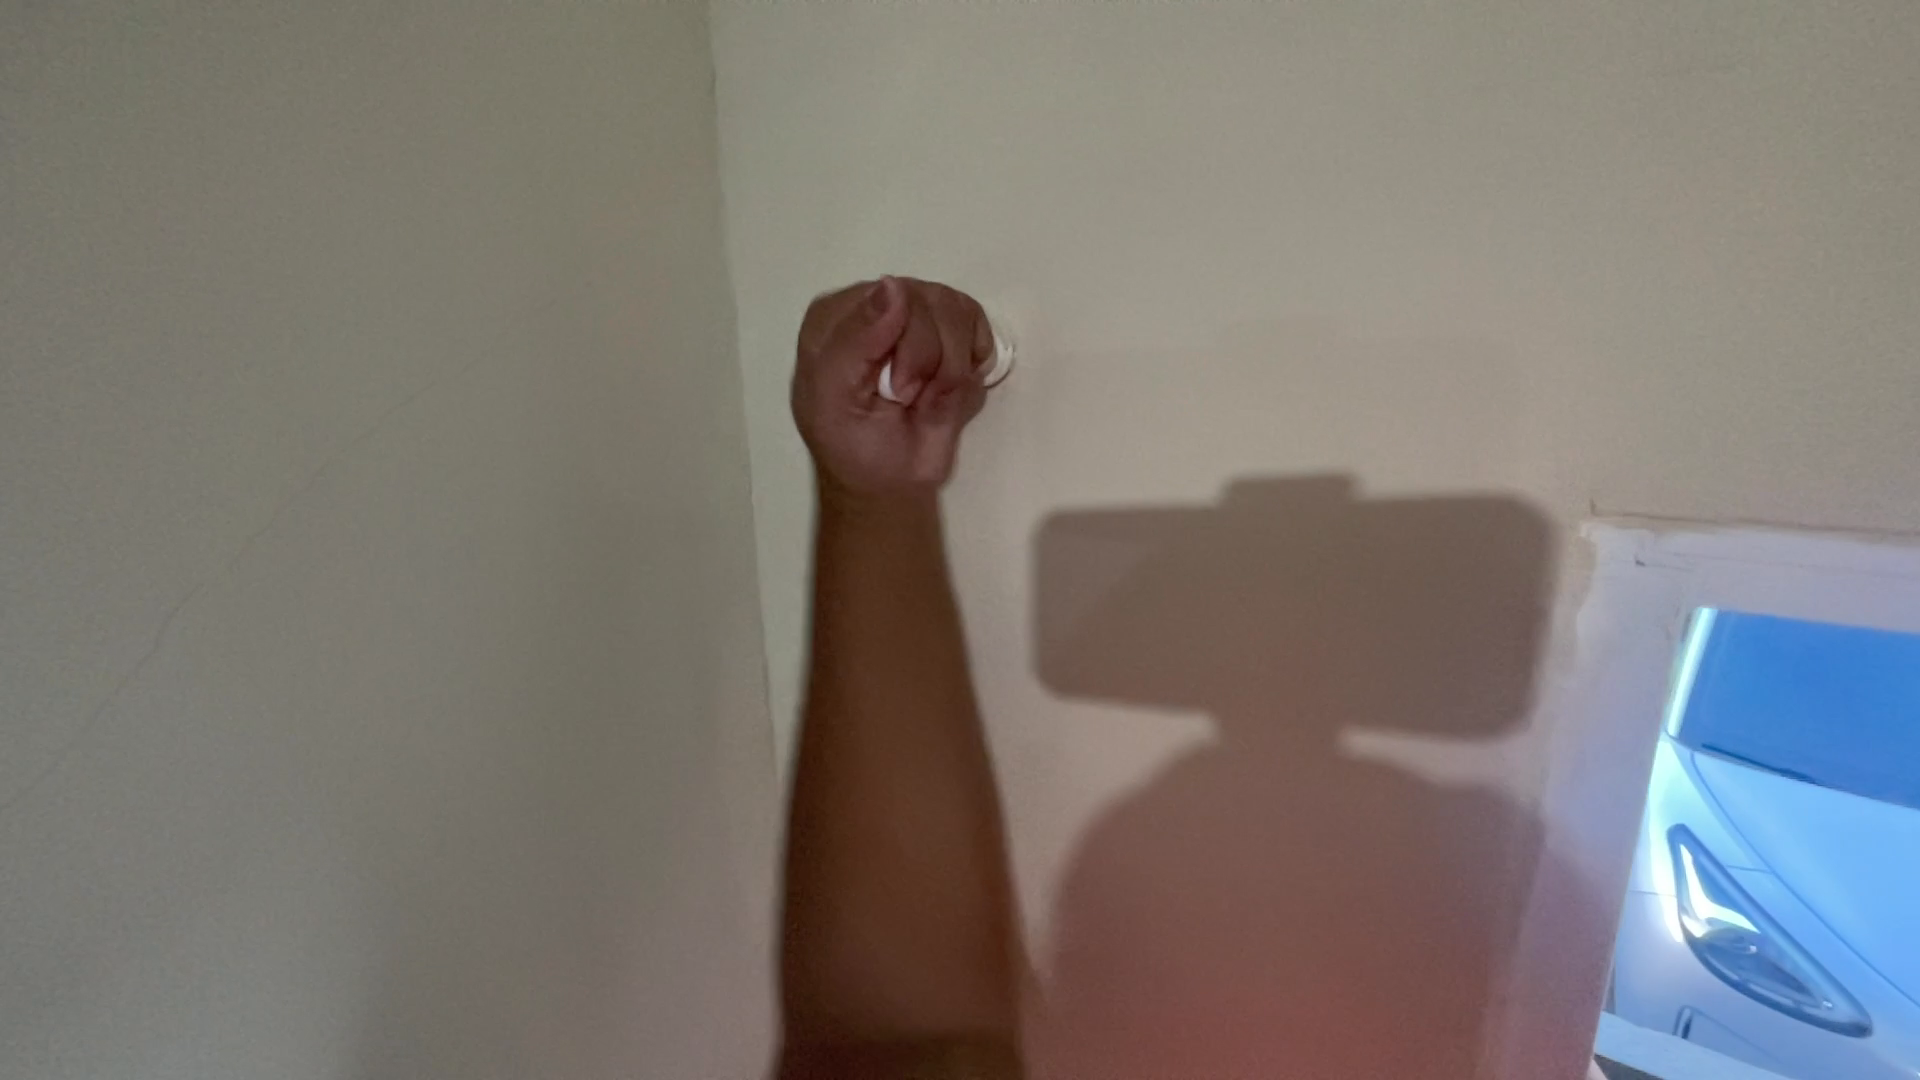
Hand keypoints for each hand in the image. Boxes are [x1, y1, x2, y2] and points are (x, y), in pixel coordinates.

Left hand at [792, 276, 992, 499]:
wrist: (891, 487)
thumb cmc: (855, 449)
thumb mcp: (833, 402)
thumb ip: (855, 341)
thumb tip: (893, 285)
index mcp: (836, 316)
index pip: (887, 296)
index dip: (903, 346)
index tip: (893, 392)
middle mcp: (877, 305)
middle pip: (928, 301)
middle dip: (928, 362)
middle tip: (906, 400)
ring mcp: (919, 315)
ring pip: (957, 312)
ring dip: (950, 370)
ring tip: (925, 398)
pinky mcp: (954, 334)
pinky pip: (979, 327)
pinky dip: (970, 365)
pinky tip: (946, 388)